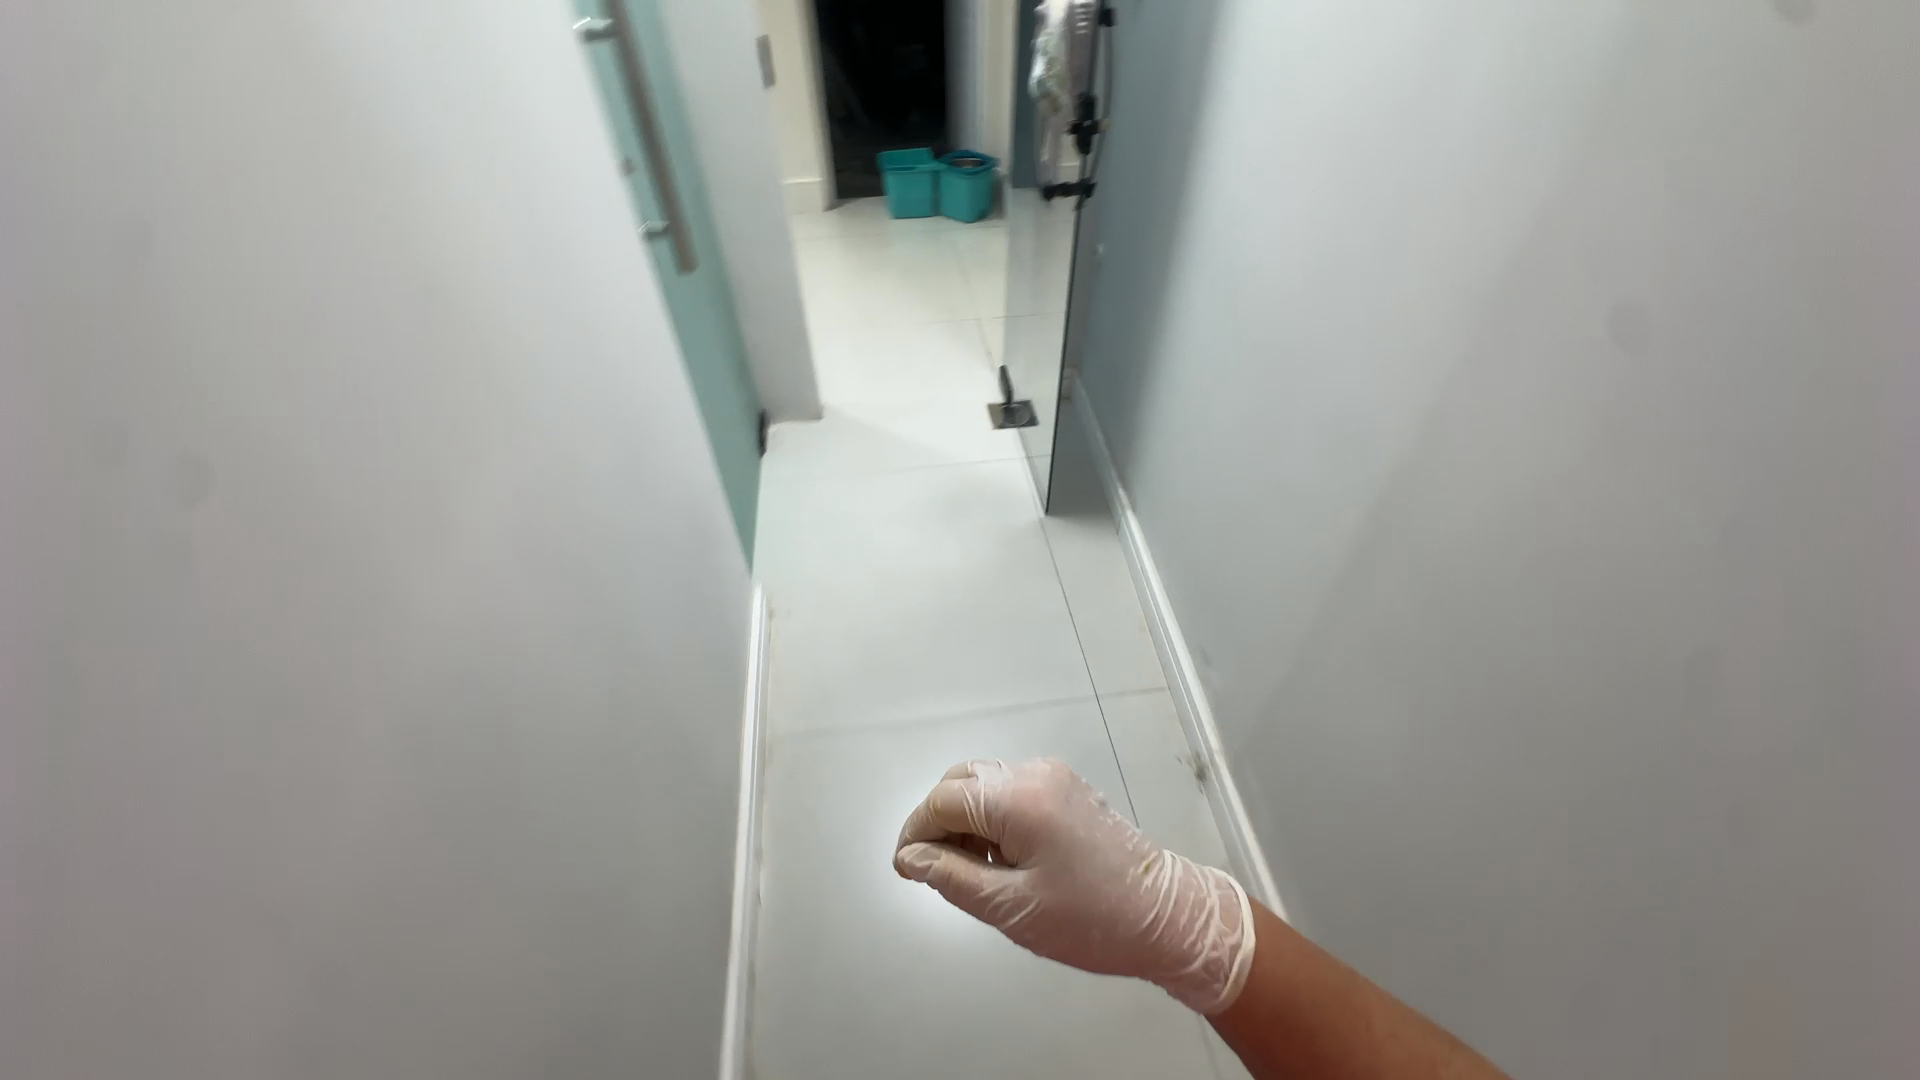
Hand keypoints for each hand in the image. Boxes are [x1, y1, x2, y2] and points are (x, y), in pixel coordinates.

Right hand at [893, 758, 1254, 1013]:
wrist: (1165, 916)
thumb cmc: (1091, 918)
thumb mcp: (1010, 907)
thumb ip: (951, 877)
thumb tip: (909, 858)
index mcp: (1019, 798)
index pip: (943, 799)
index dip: (916, 831)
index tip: (906, 867)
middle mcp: (1033, 773)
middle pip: (961, 781)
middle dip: (938, 821)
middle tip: (936, 869)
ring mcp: (1053, 776)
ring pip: (984, 783)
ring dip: (965, 818)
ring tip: (972, 870)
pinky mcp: (1066, 786)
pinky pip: (1010, 789)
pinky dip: (992, 816)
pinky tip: (1001, 856)